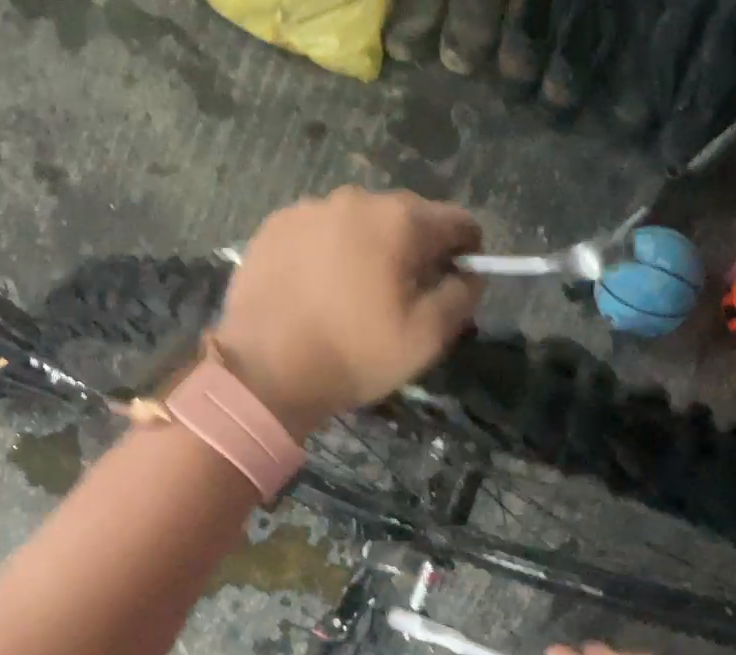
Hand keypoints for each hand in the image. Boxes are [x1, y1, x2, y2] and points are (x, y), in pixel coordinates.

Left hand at [214, 187, 483, 433]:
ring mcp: (307, 209)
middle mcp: (355, 199)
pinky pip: (317, 235)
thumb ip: (461, 298)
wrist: (265, 373)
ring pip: (358, 225)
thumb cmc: (354, 356)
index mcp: (400, 220)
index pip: (457, 222)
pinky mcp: (272, 229)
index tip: (454, 286)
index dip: (465, 254)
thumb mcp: (426, 338)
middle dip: (413, 252)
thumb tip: (470, 276)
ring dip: (367, 251)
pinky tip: (316, 293)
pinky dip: (326, 256)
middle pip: (406, 219)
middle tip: (400, 299)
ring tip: (352, 298)